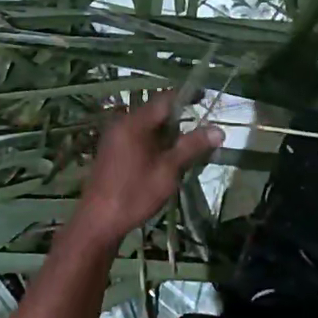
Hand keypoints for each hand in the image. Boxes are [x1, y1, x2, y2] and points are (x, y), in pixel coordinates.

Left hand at [69, 92, 223, 246]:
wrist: (99, 221)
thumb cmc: (135, 193)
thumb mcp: (168, 170)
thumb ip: (192, 146)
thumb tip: (219, 130)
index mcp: (134, 122)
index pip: (164, 99)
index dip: (186, 96)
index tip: (205, 97)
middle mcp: (121, 123)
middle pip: (155, 112)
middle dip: (178, 118)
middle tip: (200, 128)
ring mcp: (114, 137)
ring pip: (147, 125)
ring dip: (167, 132)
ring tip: (187, 145)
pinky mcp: (111, 150)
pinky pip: (137, 136)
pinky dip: (154, 140)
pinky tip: (165, 157)